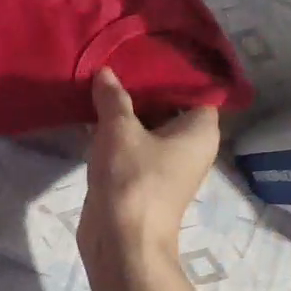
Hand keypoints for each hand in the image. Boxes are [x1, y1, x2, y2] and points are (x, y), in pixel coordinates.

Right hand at [79, 68, 219, 264]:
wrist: (122, 240)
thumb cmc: (132, 179)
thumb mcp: (119, 130)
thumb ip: (113, 98)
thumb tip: (106, 72)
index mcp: (200, 131)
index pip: (195, 89)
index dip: (171, 71)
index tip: (144, 50)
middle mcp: (190, 145)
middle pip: (169, 106)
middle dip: (141, 87)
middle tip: (114, 60)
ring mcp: (165, 163)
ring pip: (147, 126)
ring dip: (125, 109)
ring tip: (98, 81)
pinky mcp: (142, 177)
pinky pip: (132, 144)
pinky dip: (116, 130)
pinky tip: (90, 113)